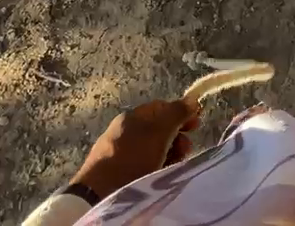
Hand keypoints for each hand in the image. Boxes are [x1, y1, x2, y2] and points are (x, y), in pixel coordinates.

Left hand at [68, 98, 199, 199]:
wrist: (97, 196)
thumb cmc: (132, 159)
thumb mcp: (160, 132)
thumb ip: (177, 113)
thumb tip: (192, 99)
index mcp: (131, 116)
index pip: (162, 107)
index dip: (181, 114)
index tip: (196, 126)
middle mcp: (121, 131)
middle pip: (157, 129)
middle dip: (176, 137)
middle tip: (187, 150)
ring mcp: (114, 152)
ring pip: (149, 148)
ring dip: (167, 153)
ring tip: (174, 165)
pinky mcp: (111, 173)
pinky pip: (139, 164)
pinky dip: (152, 166)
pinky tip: (157, 175)